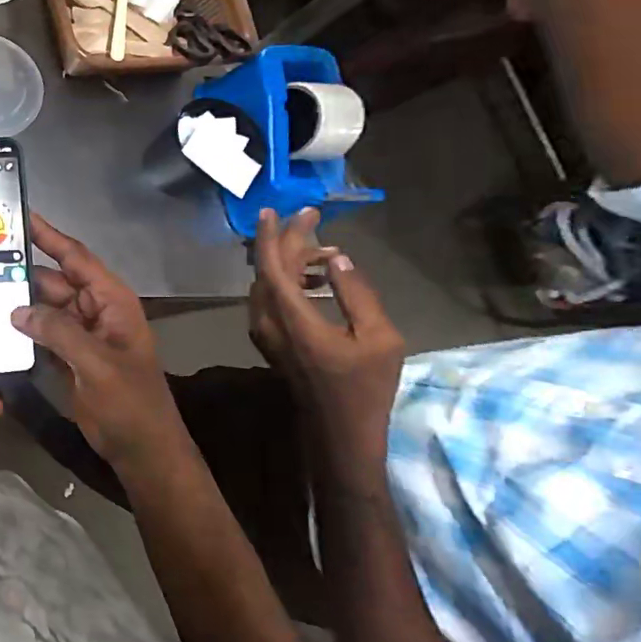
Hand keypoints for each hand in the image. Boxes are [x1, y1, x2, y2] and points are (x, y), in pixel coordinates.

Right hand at [10, 214, 184, 467]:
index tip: (19, 214)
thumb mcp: (97, 364)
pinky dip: (21, 328)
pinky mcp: (67, 355)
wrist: (142, 449)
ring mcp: (80, 333)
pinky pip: (40, 332)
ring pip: (44, 307)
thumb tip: (17, 310)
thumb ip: (58, 332)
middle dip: (23, 270)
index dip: (48, 235)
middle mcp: (94, 309)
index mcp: (111, 301)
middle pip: (53, 280)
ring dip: (18, 300)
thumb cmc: (130, 402)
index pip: (75, 258)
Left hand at [249, 208, 404, 460]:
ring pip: (267, 283)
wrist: (338, 431)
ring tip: (325, 251)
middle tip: (312, 219)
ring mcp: (262, 332)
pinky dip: (288, 281)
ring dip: (289, 262)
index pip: (270, 266)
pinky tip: (316, 279)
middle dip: (286, 241)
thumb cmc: (365, 386)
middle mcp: (266, 320)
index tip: (276, 210)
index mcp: (290, 317)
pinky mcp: (268, 340)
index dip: (271, 235)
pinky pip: (270, 299)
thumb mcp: (378, 338)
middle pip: (267, 269)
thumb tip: (336, 258)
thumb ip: (356, 293)